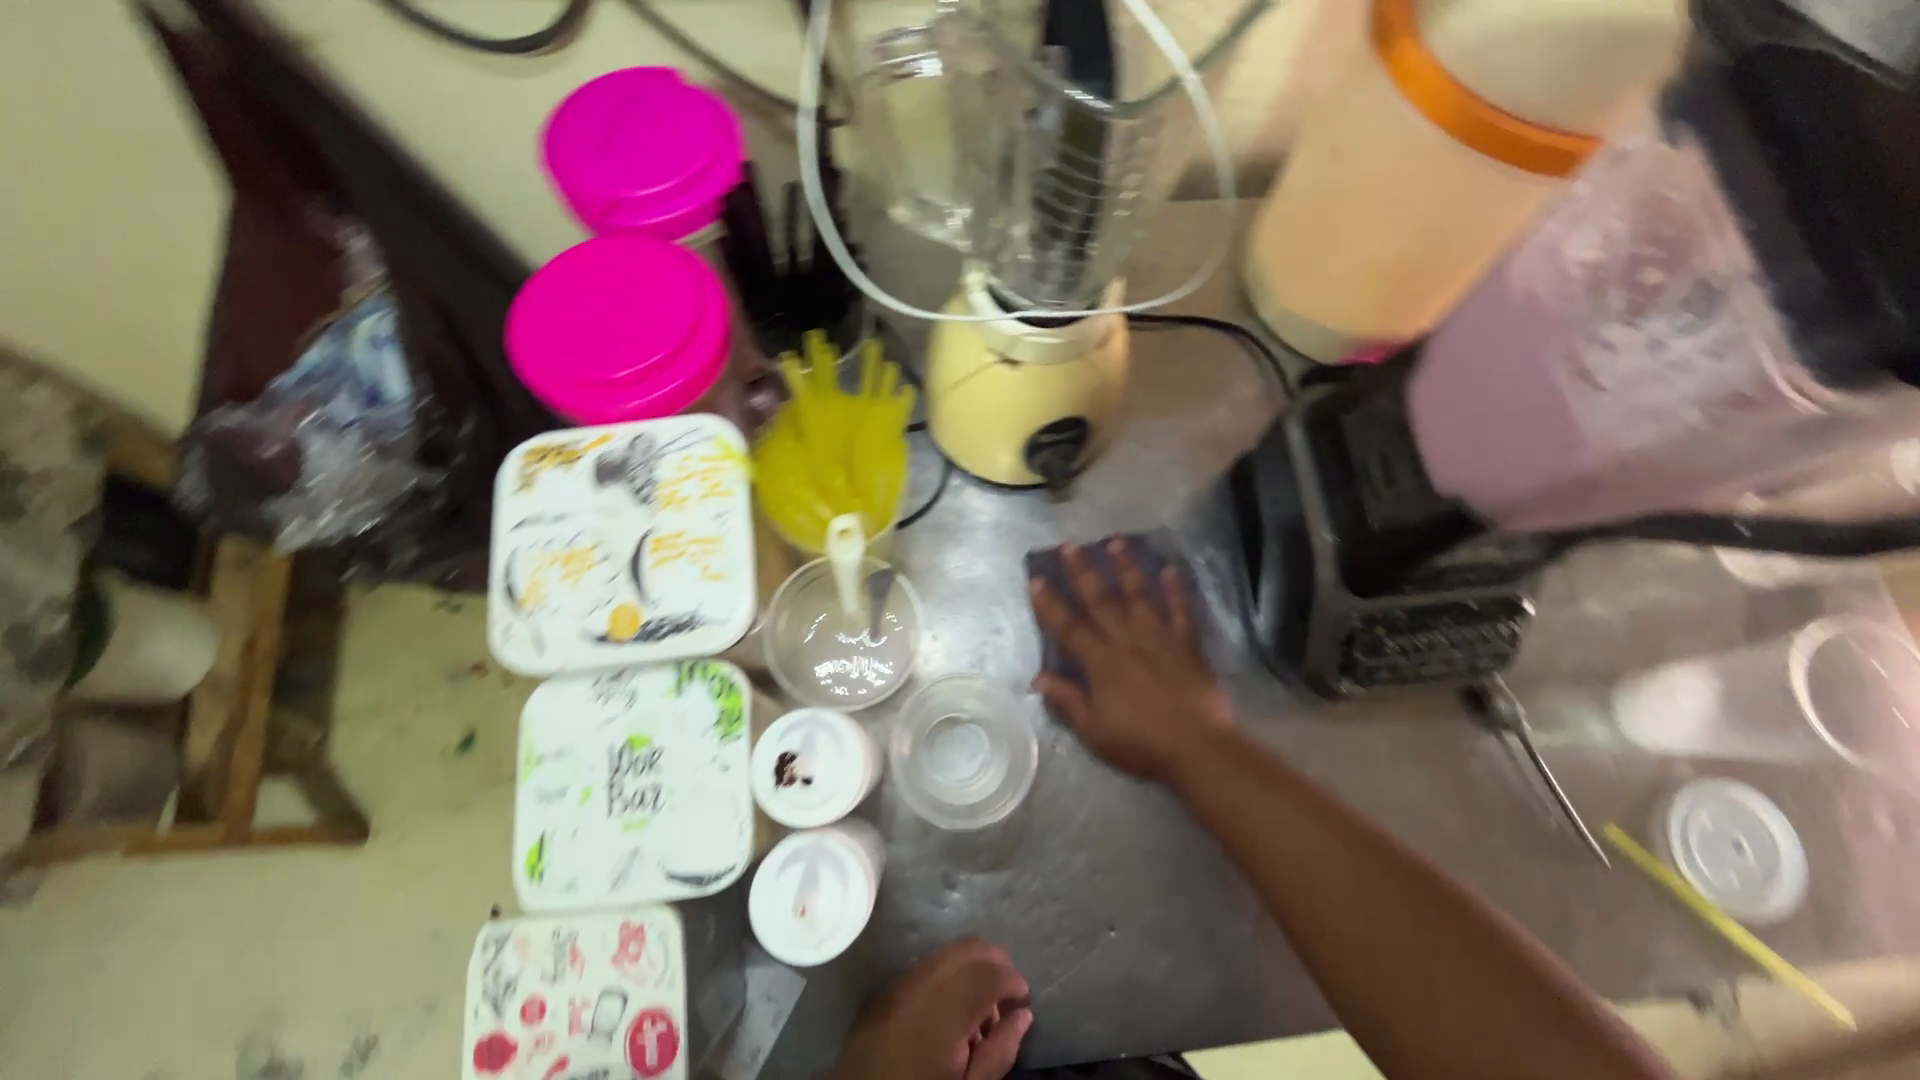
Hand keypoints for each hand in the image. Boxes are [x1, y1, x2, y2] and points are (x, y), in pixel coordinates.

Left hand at [830, 939, 1033, 1079]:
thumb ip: (999, 1052)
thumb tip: (1022, 1015)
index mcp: (942, 1014)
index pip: (987, 974)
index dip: (1012, 980)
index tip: (1024, 997)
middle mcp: (917, 986)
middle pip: (964, 949)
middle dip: (994, 959)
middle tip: (1008, 988)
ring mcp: (895, 986)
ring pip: (942, 953)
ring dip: (969, 965)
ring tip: (981, 1000)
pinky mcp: (880, 993)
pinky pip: (920, 967)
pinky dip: (944, 973)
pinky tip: (950, 1004)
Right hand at [1030, 539, 1230, 780]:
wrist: (1197, 748)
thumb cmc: (1141, 743)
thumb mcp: (1094, 731)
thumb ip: (1068, 701)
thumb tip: (1038, 678)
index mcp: (1101, 663)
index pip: (1069, 627)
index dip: (1051, 604)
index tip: (1037, 580)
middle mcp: (1127, 641)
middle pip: (1101, 600)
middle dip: (1083, 572)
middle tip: (1071, 545)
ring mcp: (1160, 639)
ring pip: (1140, 596)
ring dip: (1127, 568)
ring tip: (1116, 542)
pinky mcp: (1188, 645)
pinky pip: (1181, 611)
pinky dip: (1176, 590)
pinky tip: (1170, 570)